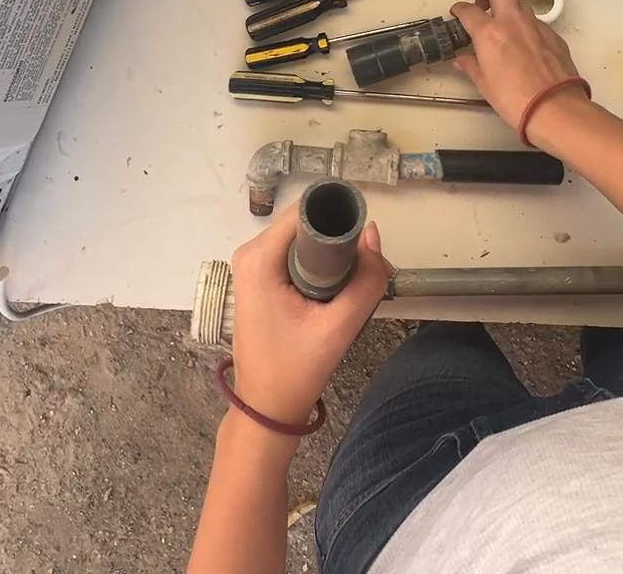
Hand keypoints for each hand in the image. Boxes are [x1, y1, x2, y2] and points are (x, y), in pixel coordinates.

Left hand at [228, 208, 390, 427]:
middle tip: (371, 269)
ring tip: (359, 281)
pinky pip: (294, 254)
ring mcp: (251, 264)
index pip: (305, 213)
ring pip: (302, 239)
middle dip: (340, 240)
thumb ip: (365, 280)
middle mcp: (249, 253)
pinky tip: (339, 288)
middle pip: (304, 225)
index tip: (366, 243)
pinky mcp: (258, 277)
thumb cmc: (295, 370)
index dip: (339, 219)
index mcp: (259, 258)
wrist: (266, 409)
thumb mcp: (338, 327)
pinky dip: (319, 264)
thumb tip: (373, 234)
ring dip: (332, 254)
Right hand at [451, 0, 587, 135]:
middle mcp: (512, 22)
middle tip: (482, 6)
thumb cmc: (515, 99)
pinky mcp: (554, 35)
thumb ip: (472, 66)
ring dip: (509, 5)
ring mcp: (536, 26)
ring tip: (503, 24)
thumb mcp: (485, 85)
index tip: (458, 13)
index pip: (468, 10)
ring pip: (521, 0)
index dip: (459, 9)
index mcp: (489, 33)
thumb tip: (464, 60)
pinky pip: (537, 21)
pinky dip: (526, 26)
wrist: (555, 108)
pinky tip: (524, 45)